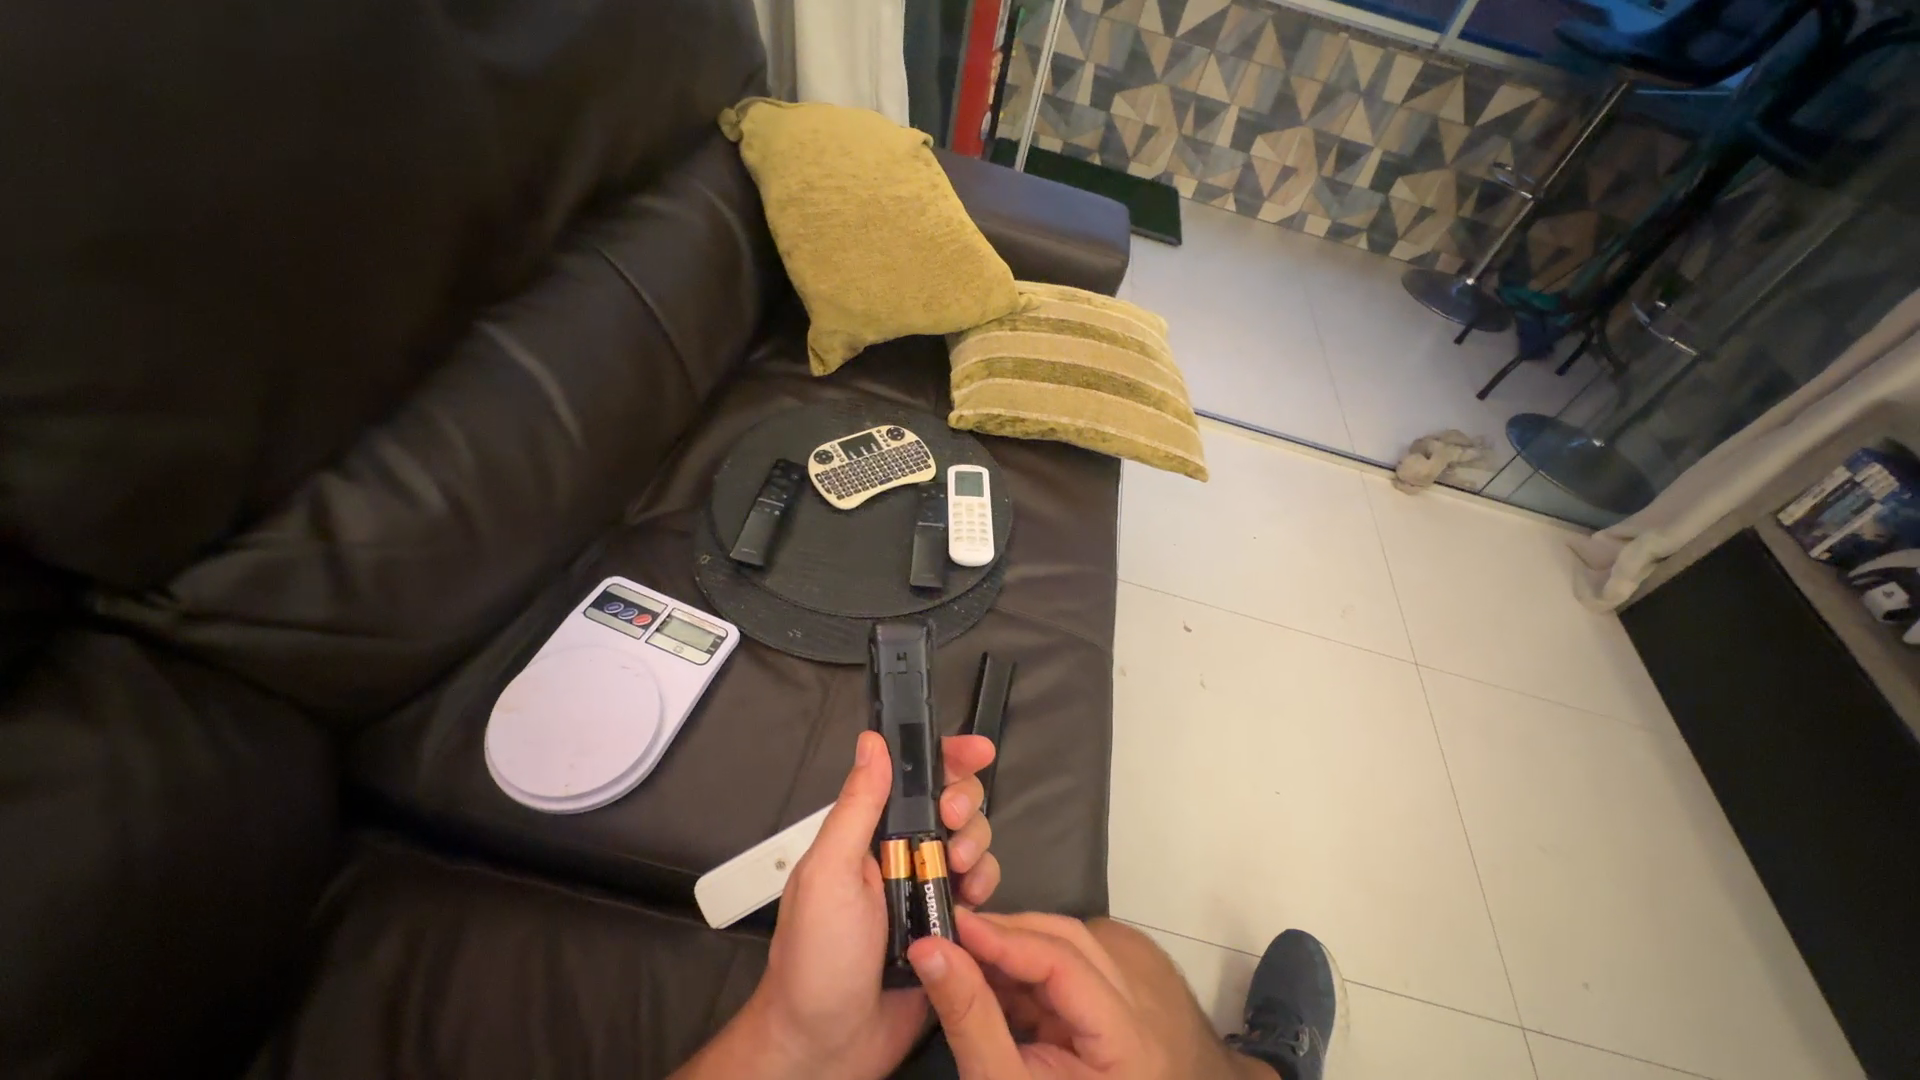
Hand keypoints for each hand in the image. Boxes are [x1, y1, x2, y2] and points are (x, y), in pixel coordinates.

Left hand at [685, 730, 998, 1079]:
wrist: (827, 1046)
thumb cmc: (816, 956)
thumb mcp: (829, 873)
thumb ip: (856, 807)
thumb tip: (872, 742)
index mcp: (868, 833)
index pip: (911, 779)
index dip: (947, 758)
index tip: (978, 750)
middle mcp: (901, 853)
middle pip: (953, 803)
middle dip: (964, 803)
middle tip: (952, 823)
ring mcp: (926, 889)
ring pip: (972, 843)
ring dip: (976, 846)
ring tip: (957, 873)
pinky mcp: (949, 926)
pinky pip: (982, 890)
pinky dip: (985, 887)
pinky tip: (971, 903)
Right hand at [908, 910, 1167, 1078]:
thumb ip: (969, 1014)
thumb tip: (928, 947)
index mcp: (1127, 1040)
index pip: (1066, 962)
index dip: (1007, 938)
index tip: (954, 922)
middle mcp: (1135, 1016)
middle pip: (1072, 945)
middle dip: (1010, 933)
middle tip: (955, 929)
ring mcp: (1117, 1018)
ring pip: (1065, 955)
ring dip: (1011, 949)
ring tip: (960, 948)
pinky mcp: (1092, 1026)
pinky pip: (1055, 981)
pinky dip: (1015, 974)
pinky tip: (979, 974)